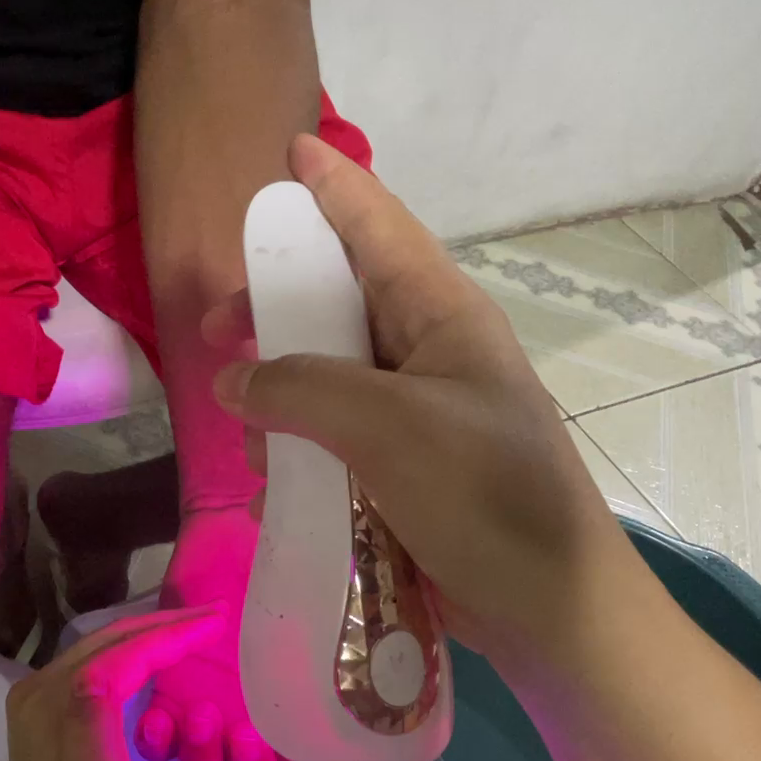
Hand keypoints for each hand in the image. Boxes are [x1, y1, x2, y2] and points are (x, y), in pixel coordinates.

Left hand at [4, 606, 222, 760]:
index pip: (117, 652)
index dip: (169, 633)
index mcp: (49, 709)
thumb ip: (94, 728)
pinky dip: (132, 656)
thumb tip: (102, 671)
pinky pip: (95, 670)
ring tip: (194, 627)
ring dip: (148, 634)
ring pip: (100, 651)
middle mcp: (34, 696)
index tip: (218, 622)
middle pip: (105, 642)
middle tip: (213, 614)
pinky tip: (157, 658)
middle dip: (161, 624)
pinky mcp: (48, 725)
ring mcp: (37, 710)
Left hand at [138, 508, 362, 760]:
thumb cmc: (295, 558)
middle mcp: (268, 732)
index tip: (306, 741)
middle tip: (246, 735)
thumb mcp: (339, 592)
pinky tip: (161, 714)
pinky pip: (159, 749)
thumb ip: (372, 627)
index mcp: (315, 717)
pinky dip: (159, 742)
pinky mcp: (171, 698)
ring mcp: (216, 721)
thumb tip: (419, 631)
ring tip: (202, 715)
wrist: (231, 525)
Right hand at [211, 134, 633, 672]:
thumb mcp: (389, 428)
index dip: (334, 187)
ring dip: (279, 404)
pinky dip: (297, 458)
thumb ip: (303, 391)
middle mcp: (426, 356)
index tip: (290, 152)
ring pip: (323, 380)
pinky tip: (275, 491)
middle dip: (275, 310)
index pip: (380, 230)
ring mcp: (412, 417)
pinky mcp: (397, 471)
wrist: (544, 608)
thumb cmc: (483, 499)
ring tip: (253, 443)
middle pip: (336, 305)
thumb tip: (233, 382)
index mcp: (441, 318)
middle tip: (216, 329)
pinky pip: (329, 443)